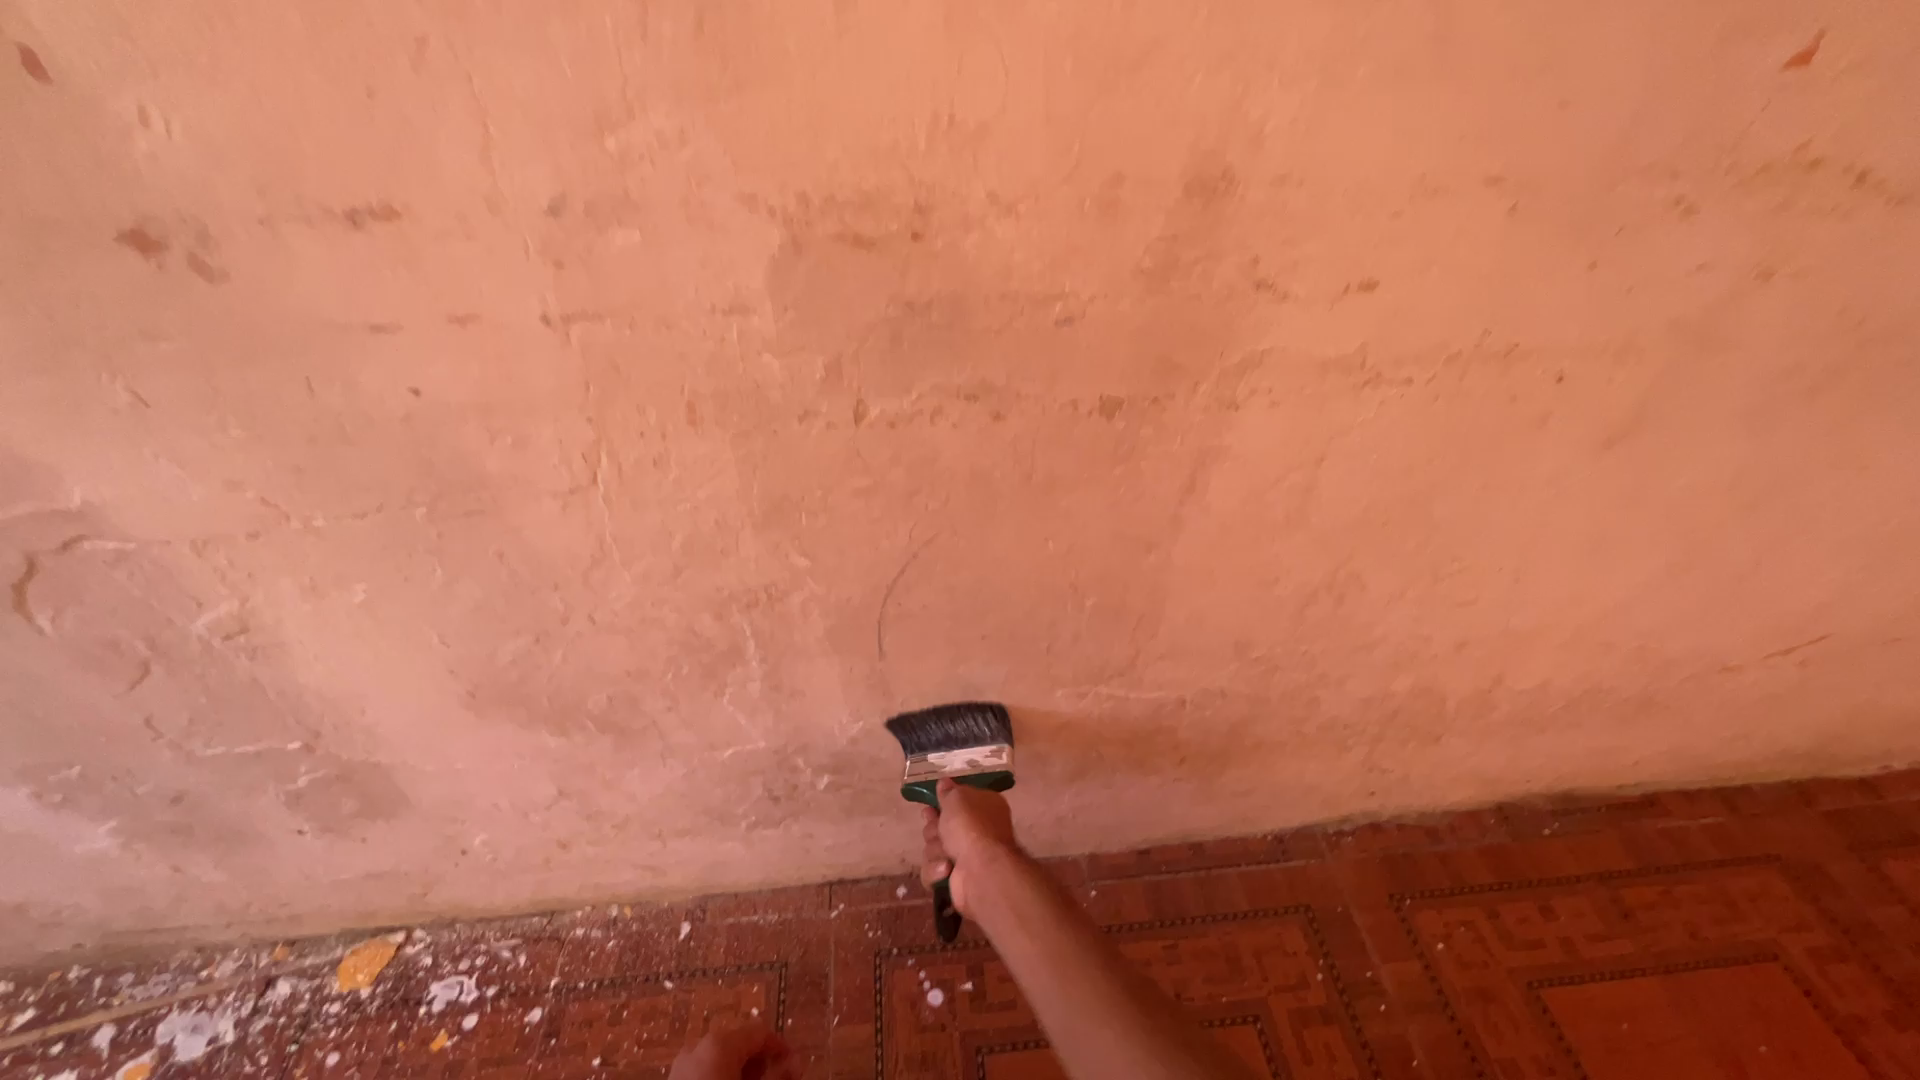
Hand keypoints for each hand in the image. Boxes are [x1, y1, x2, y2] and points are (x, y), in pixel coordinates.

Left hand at [668, 1023, 797, 1079]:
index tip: (794, 1066)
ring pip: (721, 1058)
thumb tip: (797, 1062)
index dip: (781, 1047)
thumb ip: (779, 1077)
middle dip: (760, 1061)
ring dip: (741, 1071)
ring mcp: (682, 1064)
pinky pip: (704, 1070)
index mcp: (721, 1043)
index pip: (760, 1033)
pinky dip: (721, 1077)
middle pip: (740, 1044)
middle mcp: (700, 1045)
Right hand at [919, 778, 1021, 916]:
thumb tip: (944, 783)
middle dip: (934, 829)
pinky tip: (947, 869)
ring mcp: (967, 858)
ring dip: (935, 850)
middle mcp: (977, 832)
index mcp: (984, 808)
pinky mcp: (955, 880)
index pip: (958, 803)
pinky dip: (936, 870)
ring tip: (947, 854)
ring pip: (933, 849)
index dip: (942, 804)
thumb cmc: (971, 826)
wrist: (979, 870)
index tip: (929, 807)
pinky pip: (932, 872)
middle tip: (938, 831)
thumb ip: (948, 790)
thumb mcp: (957, 798)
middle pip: (941, 827)